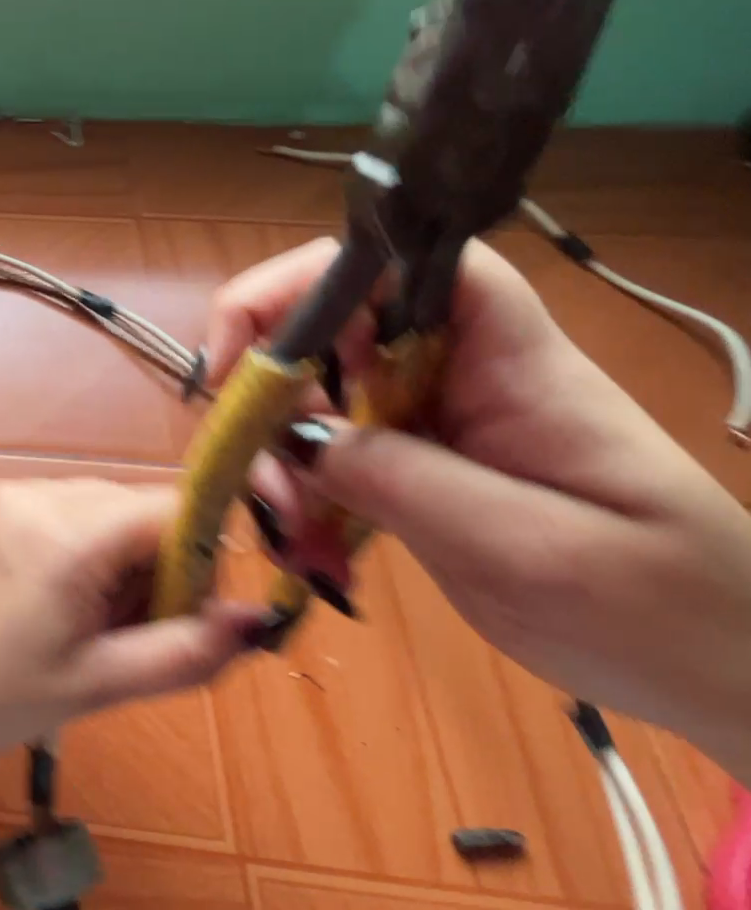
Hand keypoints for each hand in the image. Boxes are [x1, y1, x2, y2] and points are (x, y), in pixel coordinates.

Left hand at [0, 480, 259, 767]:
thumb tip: (253, 617)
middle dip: (138, 557)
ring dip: (90, 546)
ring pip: (75, 502)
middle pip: (121, 503)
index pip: (170, 508)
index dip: (191, 559)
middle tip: (110, 624)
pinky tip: (16, 590)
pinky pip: (27, 504)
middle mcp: (24, 493)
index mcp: (65, 536)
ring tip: (57, 611)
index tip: (169, 610)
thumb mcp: (98, 685)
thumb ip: (188, 649)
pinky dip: (43, 536)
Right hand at [209, 237, 750, 776]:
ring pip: (312, 402)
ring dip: (275, 464)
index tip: (238, 367)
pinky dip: (298, 499)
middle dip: (267, 403)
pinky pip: (326, 458)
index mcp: (506, 363)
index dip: (299, 288)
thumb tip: (291, 436)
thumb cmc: (661, 608)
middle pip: (327, 334)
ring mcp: (430, 421)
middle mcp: (457, 373)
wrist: (725, 672)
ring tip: (292, 542)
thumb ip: (401, 481)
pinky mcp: (413, 467)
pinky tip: (310, 552)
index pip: (396, 267)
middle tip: (263, 490)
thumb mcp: (528, 549)